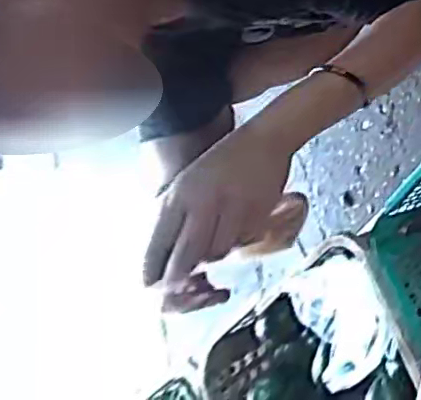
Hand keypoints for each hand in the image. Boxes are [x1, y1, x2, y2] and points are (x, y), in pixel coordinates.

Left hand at [143, 126, 294, 308]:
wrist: (267, 137)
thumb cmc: (222, 161)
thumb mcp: (185, 183)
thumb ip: (172, 219)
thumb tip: (164, 260)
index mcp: (180, 197)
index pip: (157, 248)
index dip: (153, 272)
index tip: (154, 283)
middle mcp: (207, 203)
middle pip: (187, 257)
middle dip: (181, 275)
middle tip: (181, 280)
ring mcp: (237, 206)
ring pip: (218, 252)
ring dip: (213, 254)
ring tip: (213, 241)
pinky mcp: (262, 209)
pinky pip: (244, 239)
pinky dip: (237, 240)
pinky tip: (236, 227)